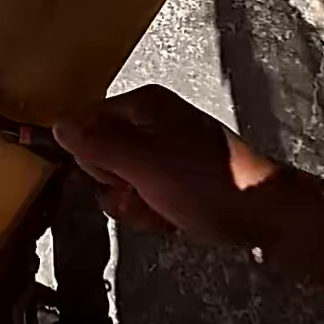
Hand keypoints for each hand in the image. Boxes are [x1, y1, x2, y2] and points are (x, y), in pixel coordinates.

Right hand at [53, 85, 323, 249]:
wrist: (266, 217)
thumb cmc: (205, 184)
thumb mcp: (142, 164)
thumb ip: (95, 145)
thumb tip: (57, 125)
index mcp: (143, 106)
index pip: (86, 123)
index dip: (93, 156)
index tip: (117, 174)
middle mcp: (151, 122)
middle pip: (100, 154)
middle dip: (117, 183)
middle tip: (144, 191)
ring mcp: (164, 150)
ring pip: (119, 180)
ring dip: (134, 202)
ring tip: (163, 208)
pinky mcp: (175, 176)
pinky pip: (142, 193)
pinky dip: (151, 210)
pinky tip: (172, 217)